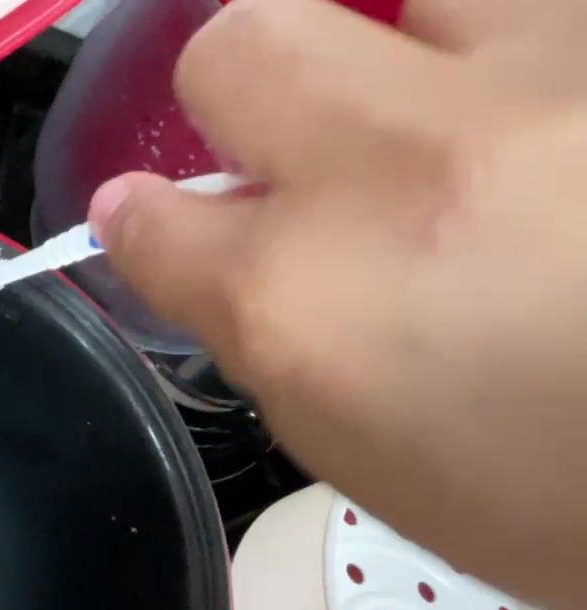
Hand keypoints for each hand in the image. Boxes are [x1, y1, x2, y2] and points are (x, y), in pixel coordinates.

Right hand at [89, 0, 586, 609]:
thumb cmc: (535, 486)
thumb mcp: (338, 430)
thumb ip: (249, 317)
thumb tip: (188, 232)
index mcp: (296, 289)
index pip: (148, 215)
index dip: (141, 216)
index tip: (155, 216)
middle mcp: (403, 166)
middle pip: (250, 38)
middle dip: (241, 84)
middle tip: (288, 140)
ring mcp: (566, 80)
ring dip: (416, 54)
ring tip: (473, 135)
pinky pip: (554, 23)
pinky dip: (536, 73)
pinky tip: (557, 143)